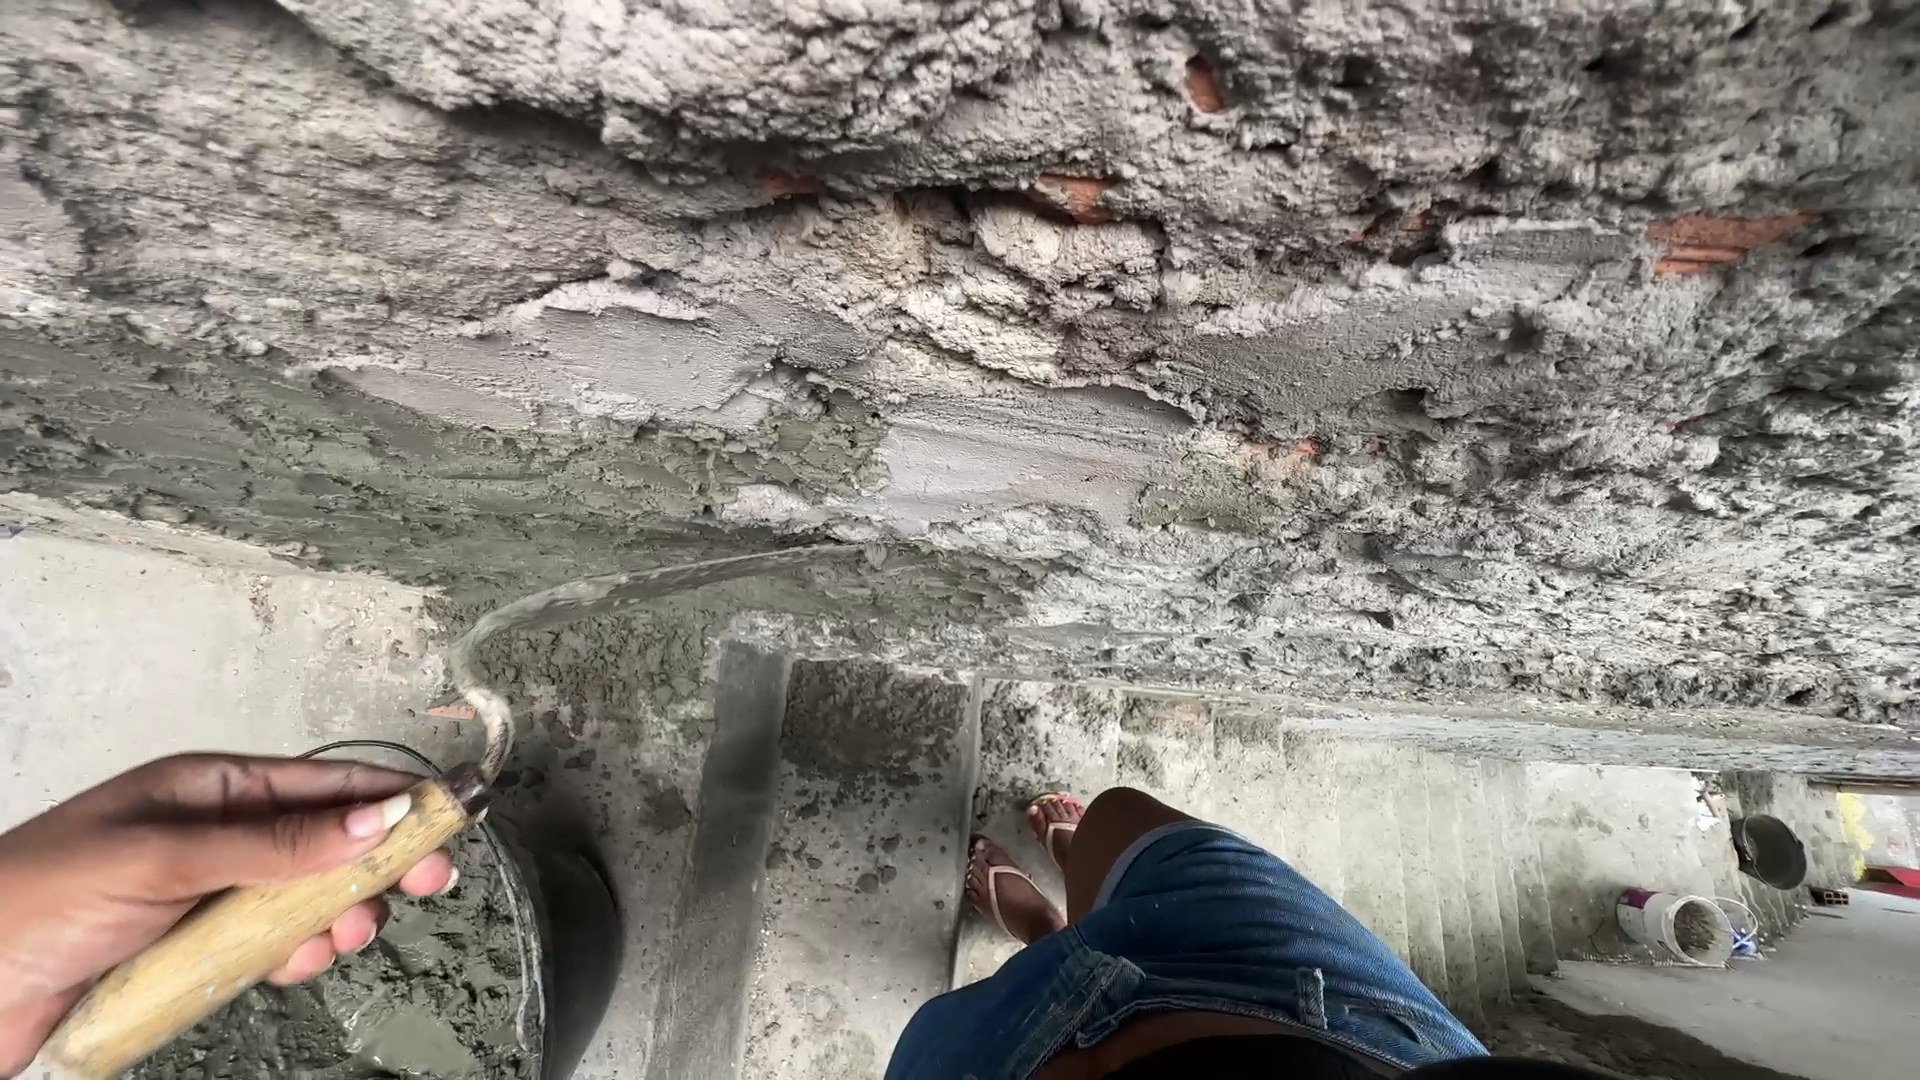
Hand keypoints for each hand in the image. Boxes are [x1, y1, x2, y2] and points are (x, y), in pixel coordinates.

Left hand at [0, 754, 457, 1075]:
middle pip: (332, 839)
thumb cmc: (23, 905)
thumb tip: (383, 817)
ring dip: (343, 912)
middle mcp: (226, 834)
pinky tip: (303, 961)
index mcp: (216, 790)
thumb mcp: (157, 860)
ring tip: (353, 934)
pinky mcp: (200, 945)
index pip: (329, 782)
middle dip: (383, 858)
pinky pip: (274, 940)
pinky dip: (300, 950)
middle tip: (429, 879)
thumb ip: (276, 841)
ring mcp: (215, 891)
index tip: (449, 810)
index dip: (394, 793)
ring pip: (311, 893)